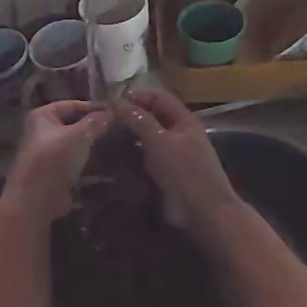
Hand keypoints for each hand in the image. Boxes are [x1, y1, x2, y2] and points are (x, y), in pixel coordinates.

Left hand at [3, 101, 111, 218]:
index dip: (90, 106)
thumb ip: (94, 123)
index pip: (69, 105)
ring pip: (71, 144)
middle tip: (113, 127)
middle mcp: (40, 132)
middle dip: (90, 126)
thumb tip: (108, 113)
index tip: (111, 110)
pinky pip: (70, 162)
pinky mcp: (50, 173)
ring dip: (87, 145)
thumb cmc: (55, 158)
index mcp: (42, 117)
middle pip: (69, 124)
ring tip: (110, 144)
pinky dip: (83, 162)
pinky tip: (100, 163)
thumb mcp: (79, 135)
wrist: (36, 198)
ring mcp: (44, 154)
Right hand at [115, 88, 240, 226]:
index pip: (158, 97)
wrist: (203, 212)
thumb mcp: (160, 142)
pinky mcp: (163, 172)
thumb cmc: (184, 172)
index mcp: (184, 120)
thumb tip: (116, 101)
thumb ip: (139, 120)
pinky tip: (112, 156)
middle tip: (102, 120)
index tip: (111, 101)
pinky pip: (144, 157)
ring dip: (128, 136)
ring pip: (146, 137)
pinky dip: (130, 155)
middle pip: (151, 116)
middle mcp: (177, 133)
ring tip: (103, 136)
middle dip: (129, 116)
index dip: (136, 95)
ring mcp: (171, 153)